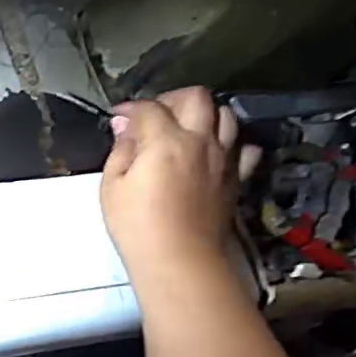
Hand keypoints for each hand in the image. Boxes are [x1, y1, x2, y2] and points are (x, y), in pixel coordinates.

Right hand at [100, 87, 256, 287]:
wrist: (179, 259)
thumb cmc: (137, 226)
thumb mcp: (111, 187)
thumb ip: (120, 151)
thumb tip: (126, 129)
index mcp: (166, 140)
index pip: (149, 108)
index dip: (130, 108)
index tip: (118, 117)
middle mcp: (200, 141)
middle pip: (196, 97)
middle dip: (172, 99)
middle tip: (155, 115)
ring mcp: (224, 158)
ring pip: (226, 114)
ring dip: (204, 114)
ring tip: (186, 128)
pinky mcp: (236, 177)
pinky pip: (244, 147)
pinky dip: (230, 142)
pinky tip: (215, 152)